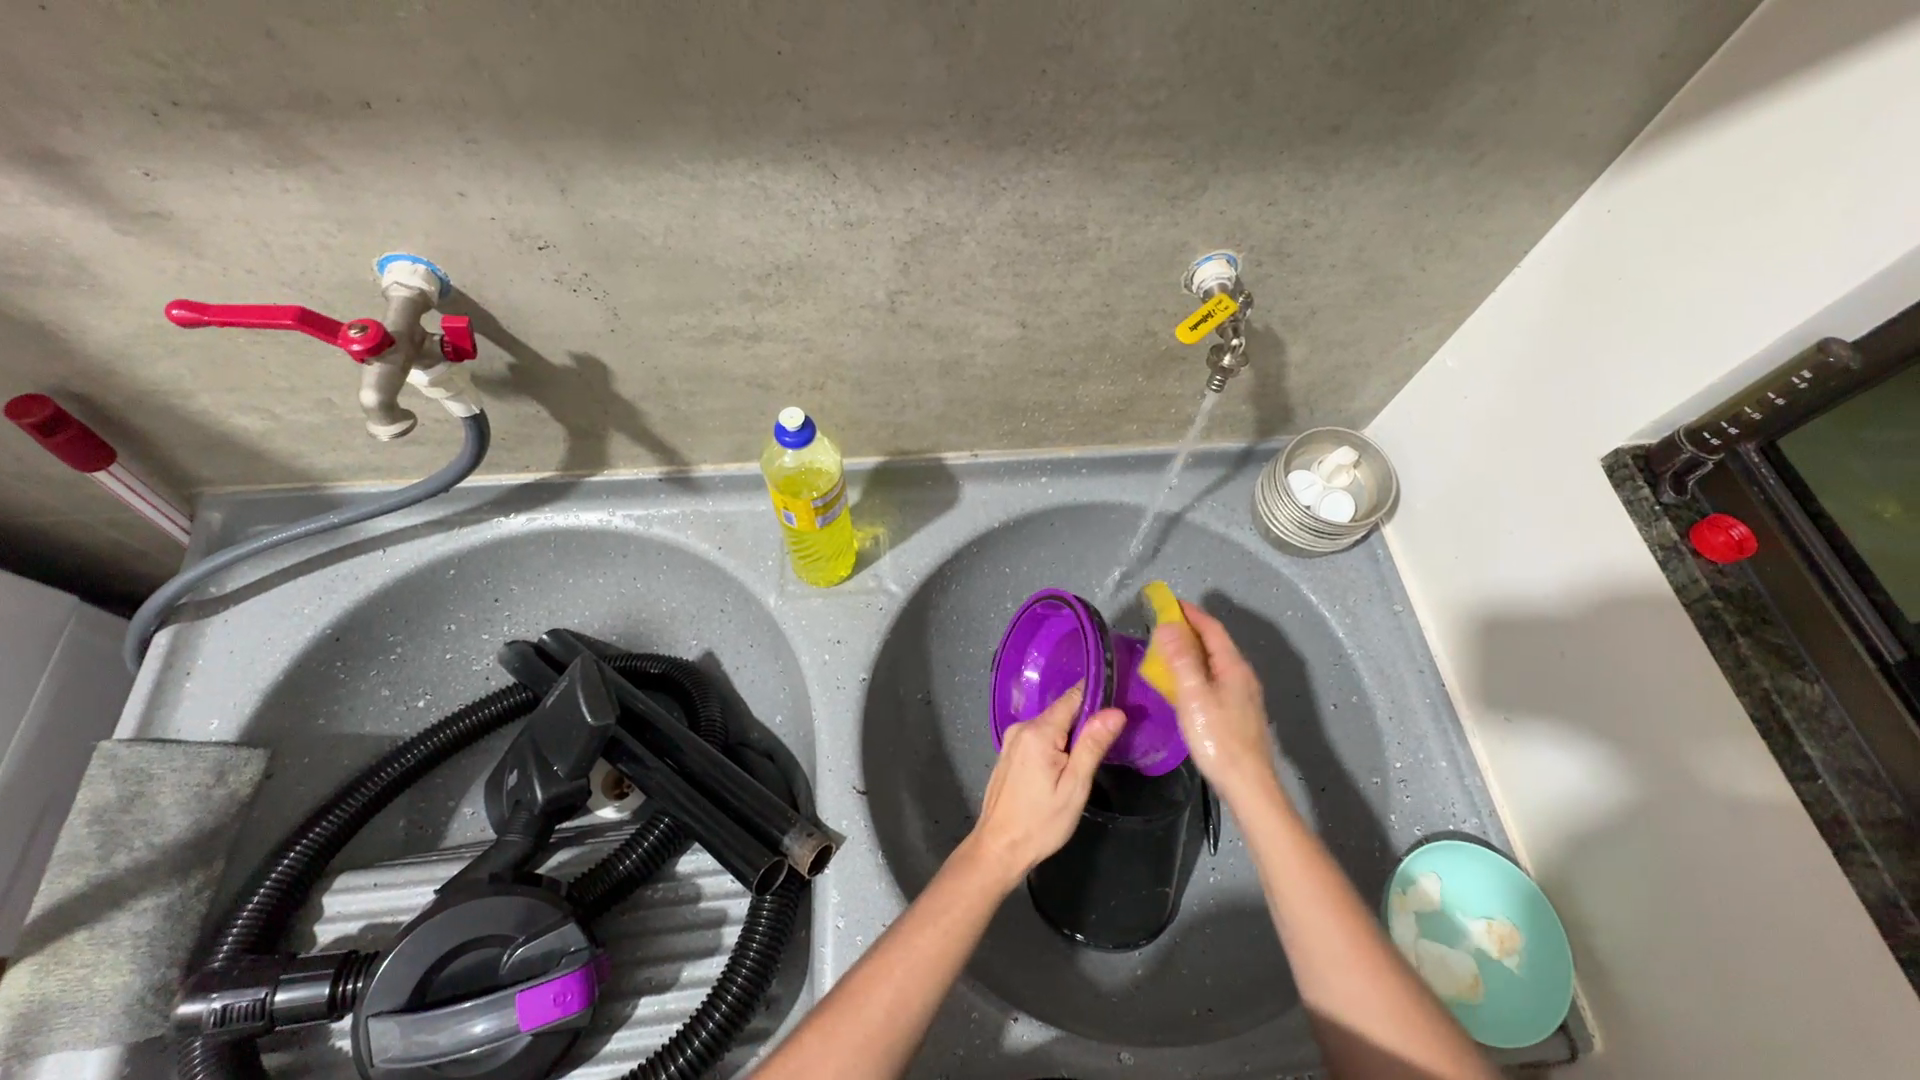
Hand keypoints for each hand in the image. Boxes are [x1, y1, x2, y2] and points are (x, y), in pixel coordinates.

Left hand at [966, 685, 1125, 887]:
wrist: (999, 848)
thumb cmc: (1040, 823)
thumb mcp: (1075, 786)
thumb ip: (1092, 745)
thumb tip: (1115, 711)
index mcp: (1038, 732)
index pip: (1073, 697)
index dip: (1098, 698)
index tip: (1120, 707)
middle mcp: (1022, 727)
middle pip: (1062, 711)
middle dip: (1087, 722)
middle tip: (1110, 743)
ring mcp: (1012, 740)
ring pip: (1051, 725)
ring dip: (1071, 736)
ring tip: (1090, 758)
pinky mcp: (1010, 753)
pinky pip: (1039, 737)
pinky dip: (1055, 745)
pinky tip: (1064, 767)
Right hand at [1155, 601, 1280, 801]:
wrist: (1247, 784)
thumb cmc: (1218, 738)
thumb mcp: (1194, 695)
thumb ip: (1181, 659)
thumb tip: (1168, 625)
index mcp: (1234, 667)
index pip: (1212, 629)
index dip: (1191, 613)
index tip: (1168, 603)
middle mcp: (1243, 676)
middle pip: (1216, 644)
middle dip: (1190, 630)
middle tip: (1162, 625)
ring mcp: (1243, 696)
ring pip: (1216, 663)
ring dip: (1193, 652)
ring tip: (1167, 651)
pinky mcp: (1238, 714)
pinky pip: (1215, 681)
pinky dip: (1197, 672)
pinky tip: (1183, 685)